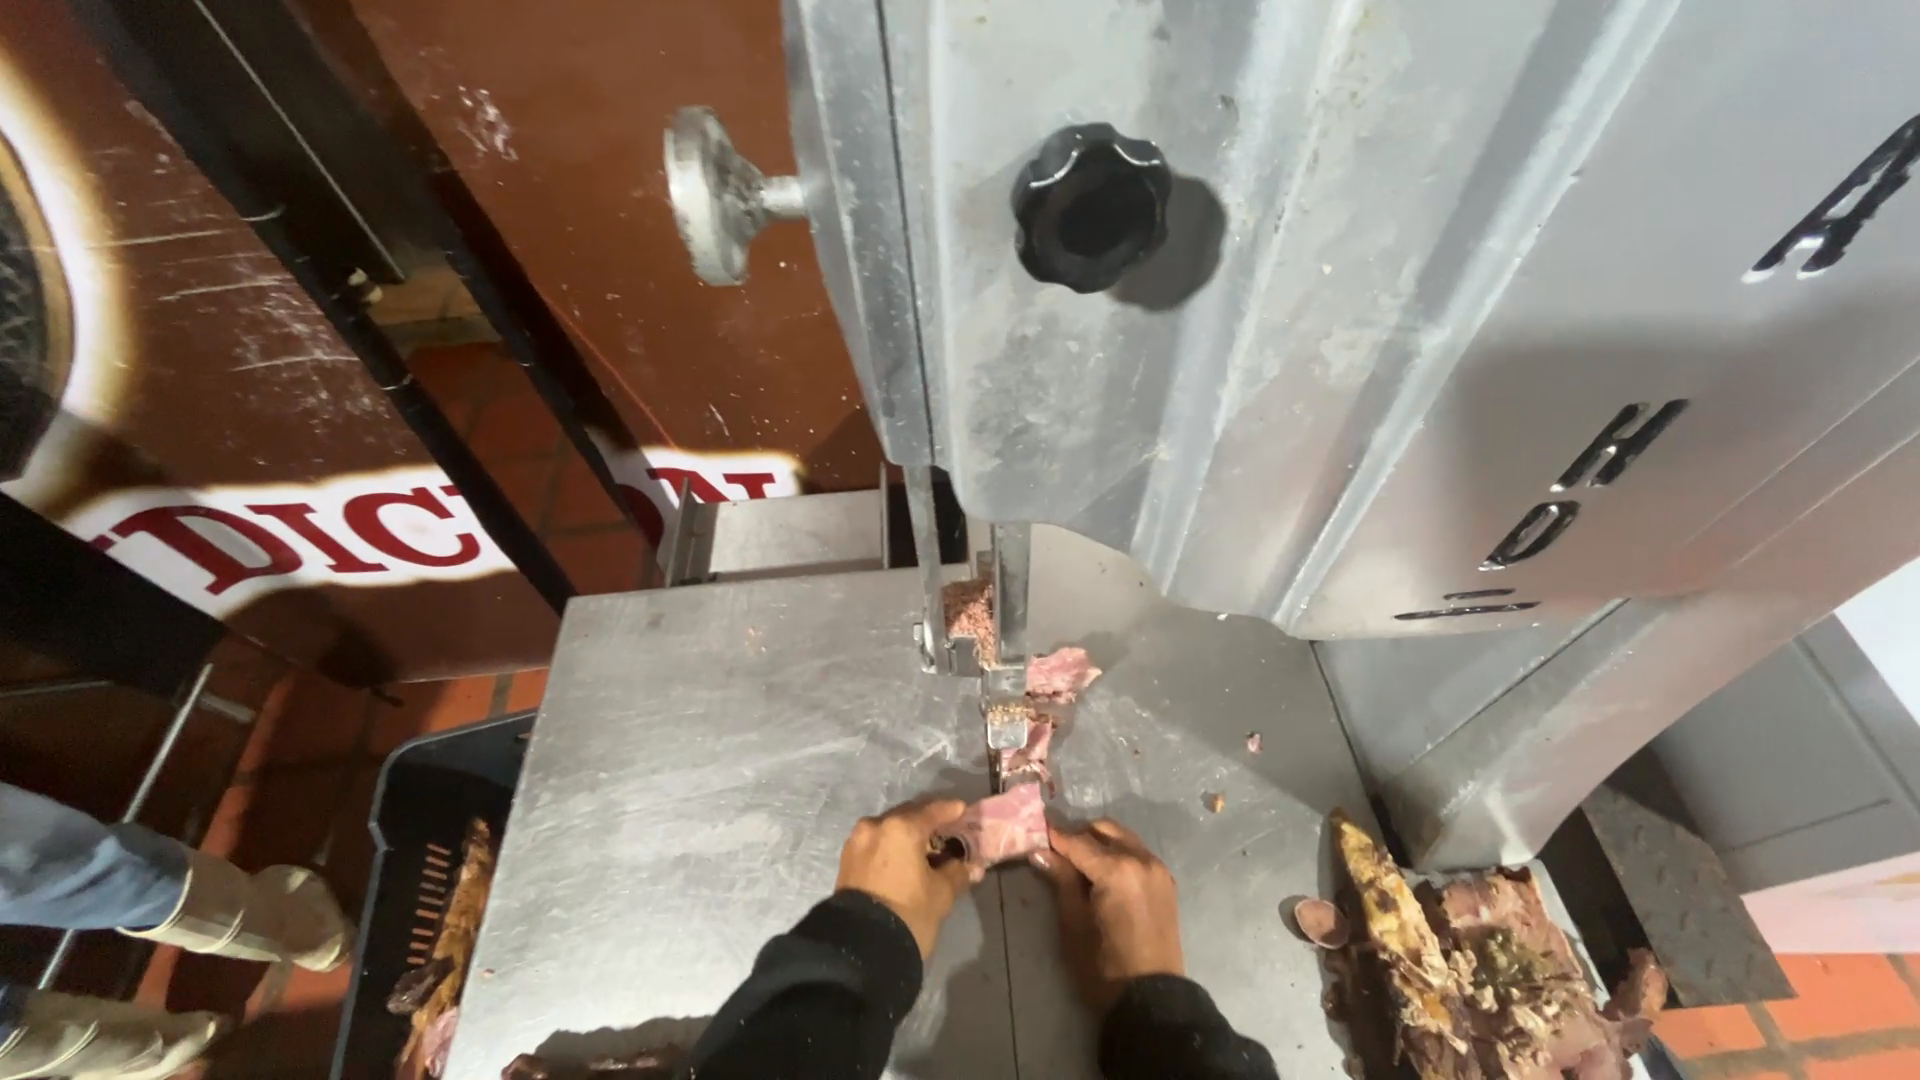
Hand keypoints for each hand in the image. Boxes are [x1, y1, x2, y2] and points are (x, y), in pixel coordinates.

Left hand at [836, 798, 973, 959]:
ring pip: (889, 829)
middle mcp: (876, 825)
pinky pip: (876, 843)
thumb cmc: (908, 915)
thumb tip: (972, 866)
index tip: (963, 810)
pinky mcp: (847, 859)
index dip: (951, 810)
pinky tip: (903, 859)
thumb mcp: (941, 894)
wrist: (860, 951)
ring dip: (908, 834)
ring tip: (924, 848)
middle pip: (909, 815)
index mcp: (901, 828)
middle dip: (928, 821)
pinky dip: (891, 846)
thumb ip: (957, 873)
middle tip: (946, 831)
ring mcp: (858, 841)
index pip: (933, 811)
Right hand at [1030, 817, 1184, 1012]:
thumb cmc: (1105, 966)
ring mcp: (1158, 868)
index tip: (1035, 830)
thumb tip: (1040, 851)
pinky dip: (1118, 853)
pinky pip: (1137, 852)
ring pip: (1122, 837)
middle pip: (1102, 829)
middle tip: (1056, 852)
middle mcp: (1141, 859)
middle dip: (1078, 835)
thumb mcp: (1074, 923)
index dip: (1054, 835)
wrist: (1153, 1000)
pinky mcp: (1166, 881)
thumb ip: (1061, 880)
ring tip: (1079, 864)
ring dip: (1099, 842)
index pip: (1077, 841)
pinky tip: (1104, 874)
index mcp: (1117, 869)